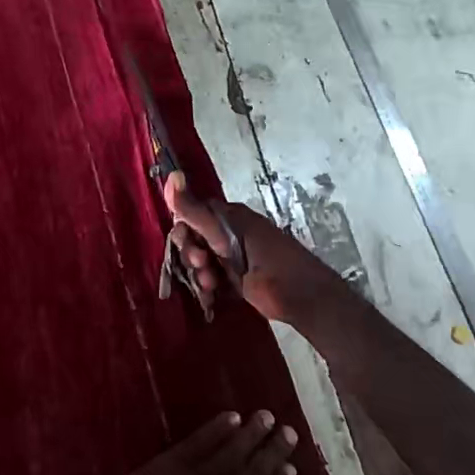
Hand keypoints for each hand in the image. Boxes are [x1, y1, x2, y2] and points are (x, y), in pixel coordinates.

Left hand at [87, 410, 297, 474]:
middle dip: (272, 453)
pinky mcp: (172, 461)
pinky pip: (200, 441)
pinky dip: (217, 428)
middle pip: (251, 473)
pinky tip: (231, 416)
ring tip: (266, 416)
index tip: (293, 468)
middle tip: (290, 431)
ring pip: (230, 452)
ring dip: (250, 434)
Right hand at [164, 172, 344, 324]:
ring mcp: (233, 259)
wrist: (303, 298)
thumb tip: (171, 175)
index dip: (184, 230)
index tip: (185, 244)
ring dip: (199, 275)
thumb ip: (195, 211)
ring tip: (211, 286)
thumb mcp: (227, 235)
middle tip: (202, 266)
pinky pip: (211, 282)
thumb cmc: (269, 260)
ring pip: (201, 263)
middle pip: (194, 241)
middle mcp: (229, 235)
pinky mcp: (236, 282)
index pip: (192, 215)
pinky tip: (211, 298)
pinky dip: (207, 291)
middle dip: (191, 256)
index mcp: (229, 217)